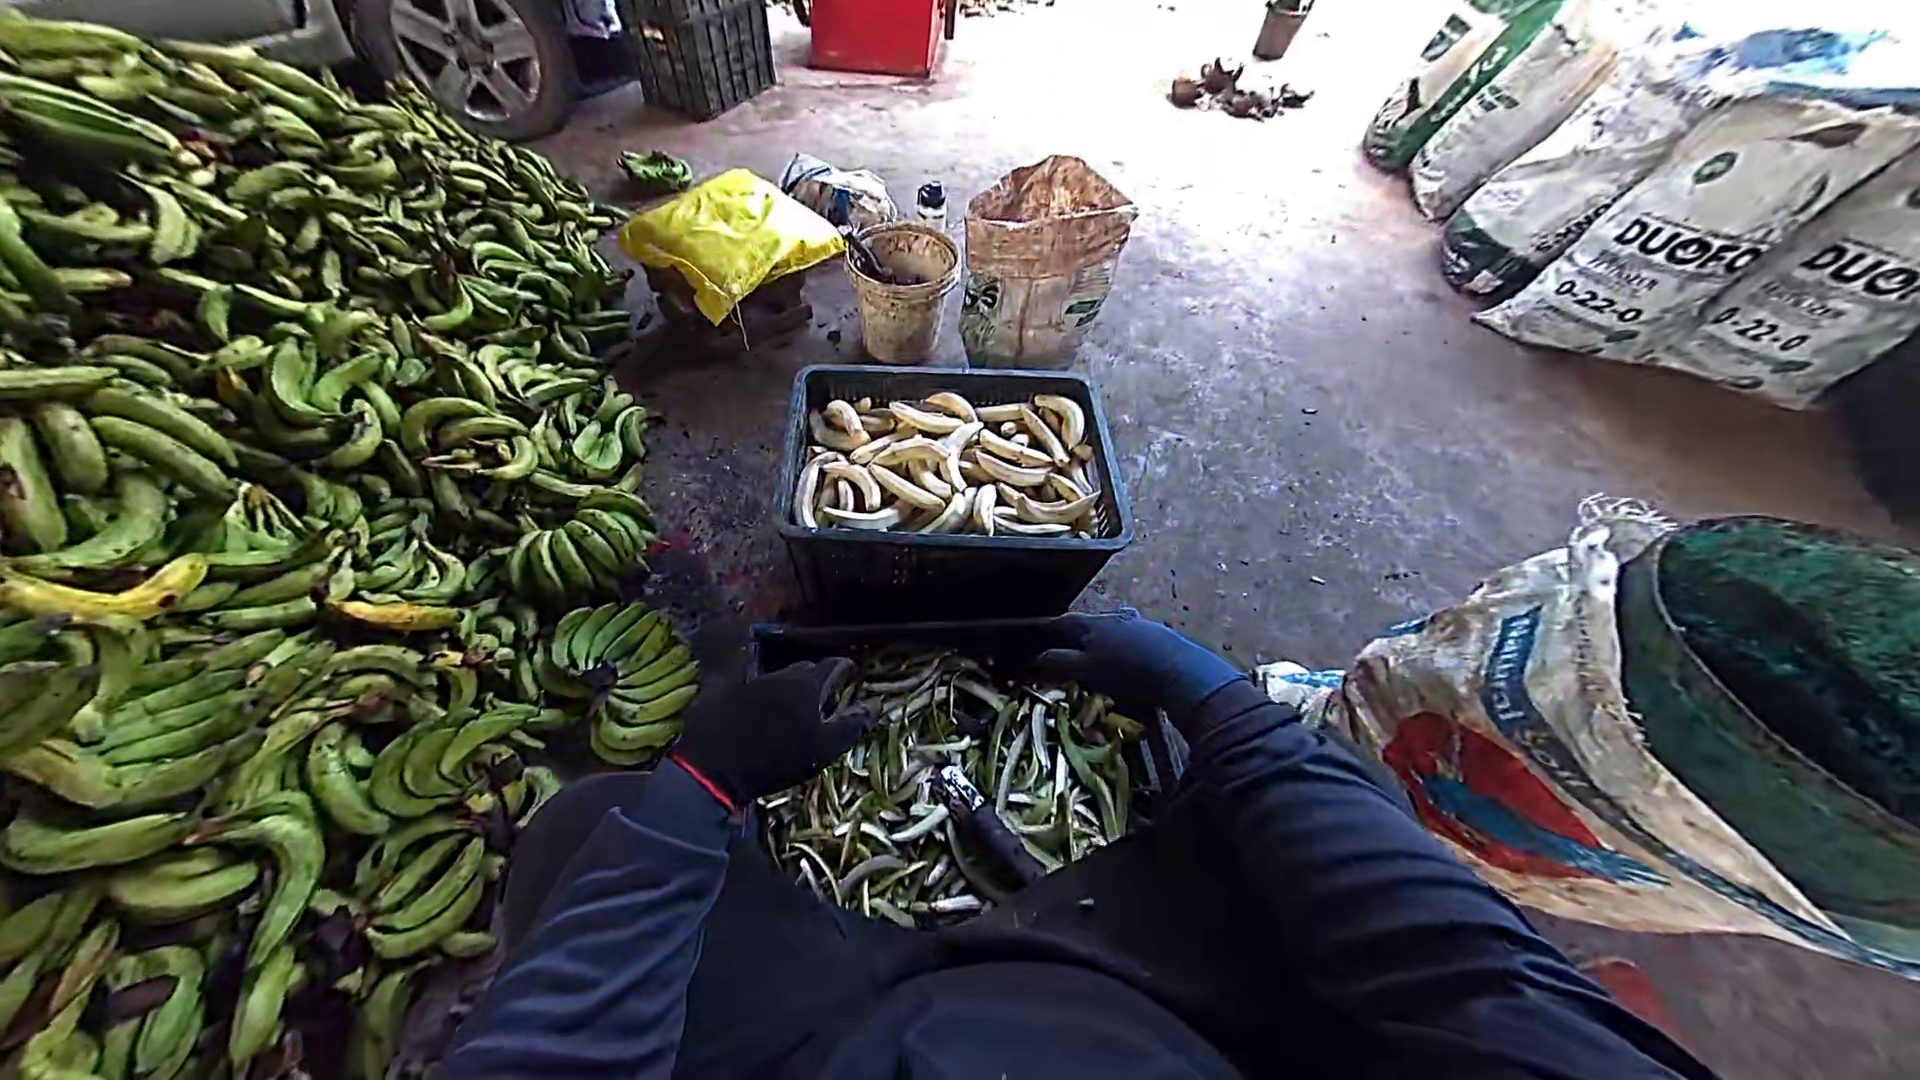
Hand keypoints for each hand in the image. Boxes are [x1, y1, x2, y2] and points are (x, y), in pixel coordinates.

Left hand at [671, 659, 873, 807]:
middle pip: (806, 669)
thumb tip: (877, 703)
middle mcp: (781, 675)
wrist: (713, 768)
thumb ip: (853, 723)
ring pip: (780, 678)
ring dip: (792, 687)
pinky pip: (756, 688)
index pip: (833, 664)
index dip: (845, 667)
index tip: (852, 672)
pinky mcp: (728, 695)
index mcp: (808, 683)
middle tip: (827, 693)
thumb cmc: (777, 757)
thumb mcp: (824, 746)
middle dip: (819, 677)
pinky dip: (768, 696)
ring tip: (798, 705)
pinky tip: (765, 712)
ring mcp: (752, 683)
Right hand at [1032, 611, 1242, 734]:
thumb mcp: (1087, 671)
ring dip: (1096, 642)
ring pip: (1108, 630)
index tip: (1032, 637)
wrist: (1185, 675)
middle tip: (1059, 649)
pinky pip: (1128, 639)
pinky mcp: (1158, 638)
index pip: (1061, 622)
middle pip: (1085, 624)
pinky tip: (1123, 662)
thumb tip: (1033, 659)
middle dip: (1070, 636)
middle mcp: (1114, 618)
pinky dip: (1118, 649)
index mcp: (1093, 624)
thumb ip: (1059, 663)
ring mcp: (1138, 625)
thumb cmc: (1130, 672)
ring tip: (1090, 657)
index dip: (1044, 630)